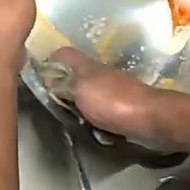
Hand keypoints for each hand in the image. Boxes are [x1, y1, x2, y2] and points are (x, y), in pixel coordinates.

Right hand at [41, 48, 181, 150]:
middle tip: (57, 110)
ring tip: (77, 125)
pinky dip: (98, 125)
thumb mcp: (79, 88)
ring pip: (85, 100)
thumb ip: (61, 82)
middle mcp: (98, 75)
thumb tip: (45, 76)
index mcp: (86, 65)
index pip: (62, 54)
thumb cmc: (112, 102)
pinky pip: (101, 115)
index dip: (48, 64)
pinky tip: (98, 134)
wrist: (151, 120)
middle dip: (63, 95)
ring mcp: (112, 92)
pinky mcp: (122, 109)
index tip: (38, 82)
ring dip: (80, 114)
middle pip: (72, 79)